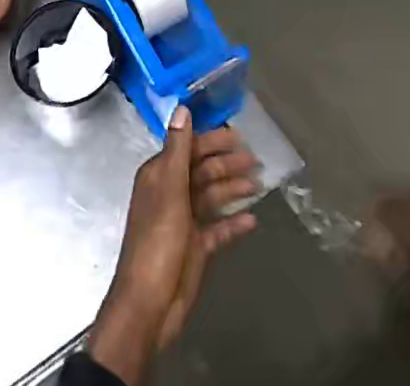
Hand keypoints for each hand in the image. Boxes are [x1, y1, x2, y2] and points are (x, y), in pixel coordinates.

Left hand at [88, 108, 259, 384]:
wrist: (151, 301)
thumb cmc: (157, 241)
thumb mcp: (169, 190)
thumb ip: (177, 149)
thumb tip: (181, 108)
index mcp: (158, 176)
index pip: (187, 149)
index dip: (210, 141)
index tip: (237, 135)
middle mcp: (170, 193)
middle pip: (201, 171)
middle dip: (226, 163)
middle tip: (255, 159)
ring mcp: (182, 221)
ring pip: (210, 197)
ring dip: (232, 189)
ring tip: (258, 183)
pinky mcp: (194, 247)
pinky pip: (217, 228)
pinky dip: (232, 222)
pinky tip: (251, 219)